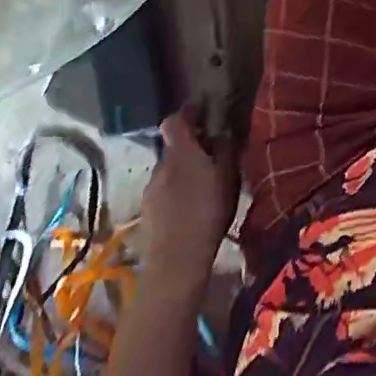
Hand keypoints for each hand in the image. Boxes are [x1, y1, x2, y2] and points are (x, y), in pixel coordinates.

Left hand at [137, 107, 237, 289]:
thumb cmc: (208, 214)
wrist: (176, 262)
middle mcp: (160, 166)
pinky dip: (176, 193)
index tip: (201, 112)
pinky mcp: (147, 213)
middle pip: (173, 147)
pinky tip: (190, 209)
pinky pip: (164, 193)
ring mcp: (150, 190)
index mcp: (181, 153)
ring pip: (168, 172)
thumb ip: (226, 152)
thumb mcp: (228, 179)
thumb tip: (223, 134)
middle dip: (190, 148)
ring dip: (183, 173)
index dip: (187, 113)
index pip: (175, 120)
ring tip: (203, 187)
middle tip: (212, 156)